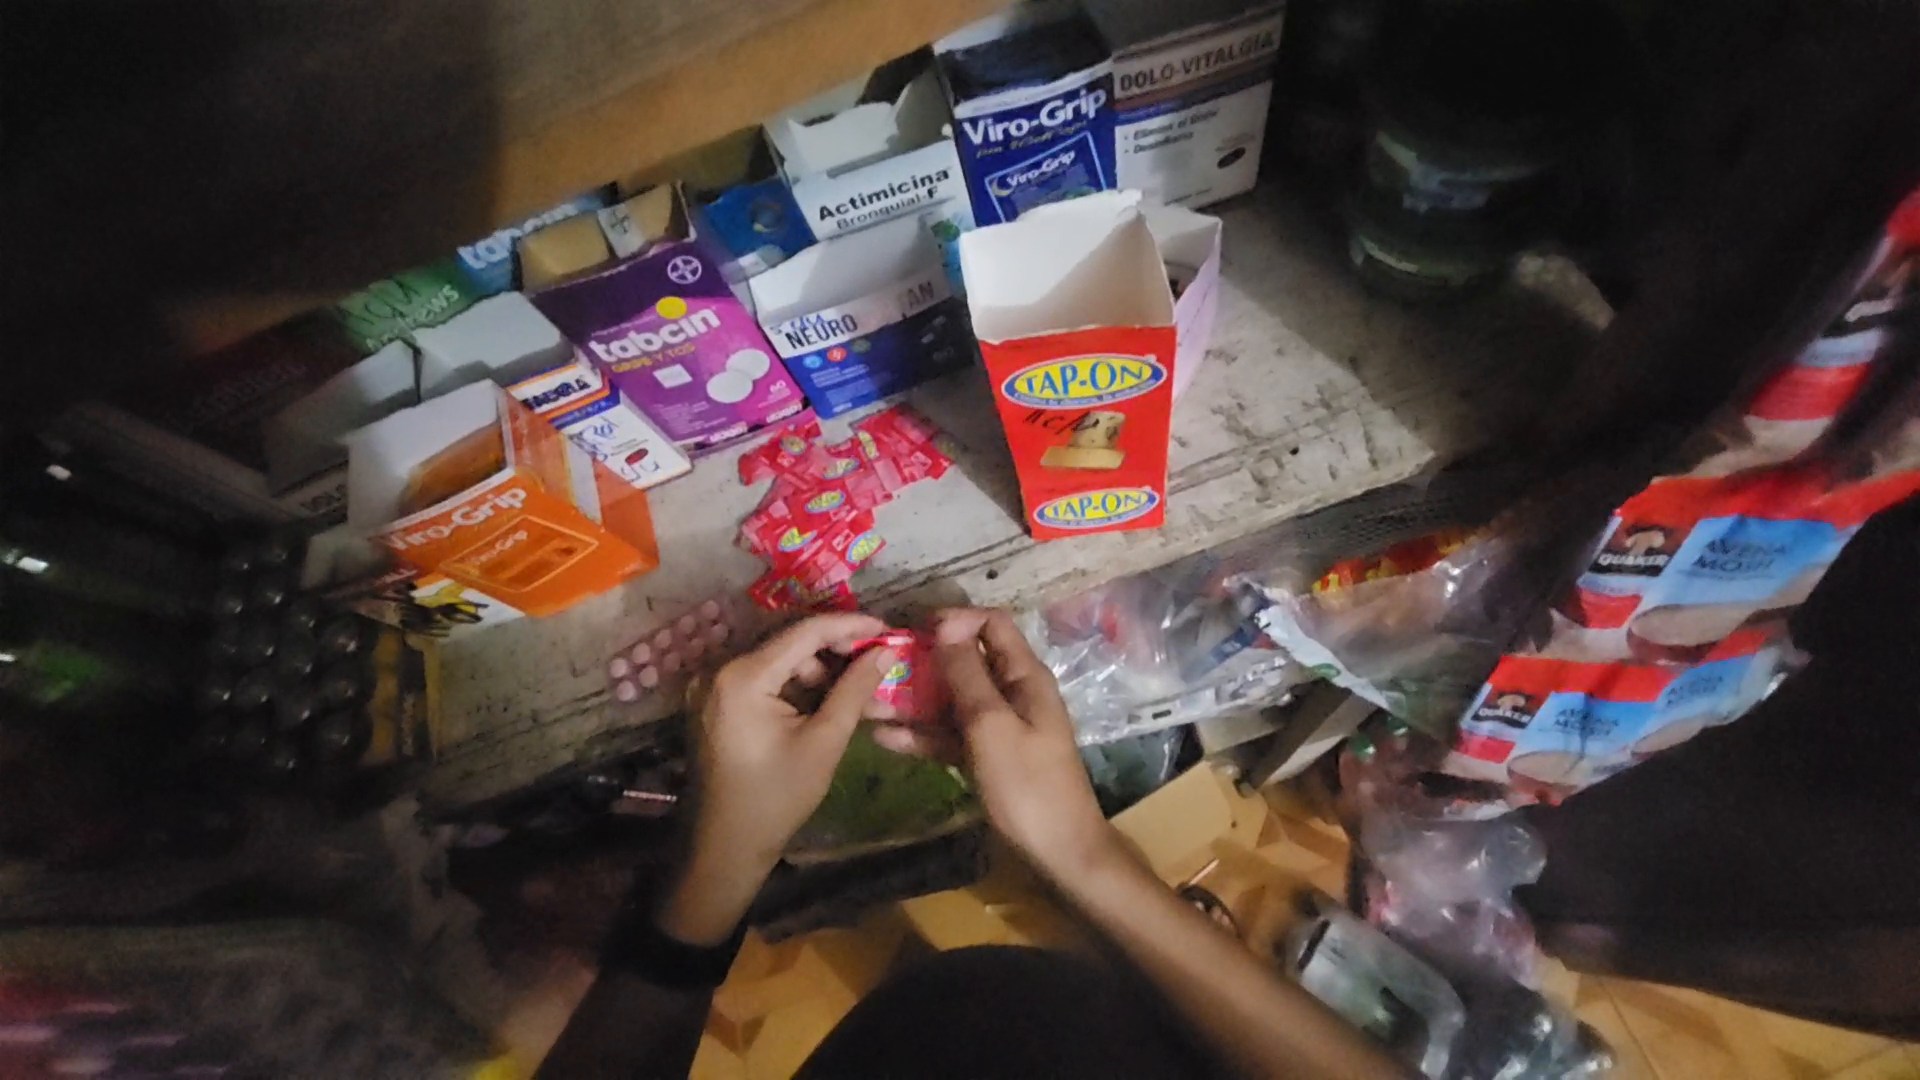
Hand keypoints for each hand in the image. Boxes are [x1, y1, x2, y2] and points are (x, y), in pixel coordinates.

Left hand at [657, 612, 891, 943]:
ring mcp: (717, 684)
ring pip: (782, 657)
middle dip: (838, 646)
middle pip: (791, 640)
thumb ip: (855, 689)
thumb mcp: (824, 741)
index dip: (850, 627)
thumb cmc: (776, 798)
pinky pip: (767, 675)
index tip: (887, 629)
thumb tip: (887, 650)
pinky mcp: (720, 700)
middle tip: (878, 657)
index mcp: (743, 676)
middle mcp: (723, 669)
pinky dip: (800, 682)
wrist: (724, 849)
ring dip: (821, 666)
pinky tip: (830, 697)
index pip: (805, 632)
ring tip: (859, 686)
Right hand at [875, 608, 1119, 882]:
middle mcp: (1013, 692)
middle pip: (967, 661)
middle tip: (881, 666)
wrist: (1060, 853)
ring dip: (915, 700)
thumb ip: (967, 674)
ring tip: (870, 703)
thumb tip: (947, 624)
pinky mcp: (987, 755)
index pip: (992, 624)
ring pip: (953, 699)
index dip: (955, 620)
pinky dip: (924, 735)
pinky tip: (885, 739)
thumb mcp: (991, 725)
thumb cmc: (1027, 785)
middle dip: (925, 661)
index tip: (914, 630)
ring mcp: (1000, 725)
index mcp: (1024, 676)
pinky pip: (951, 734)